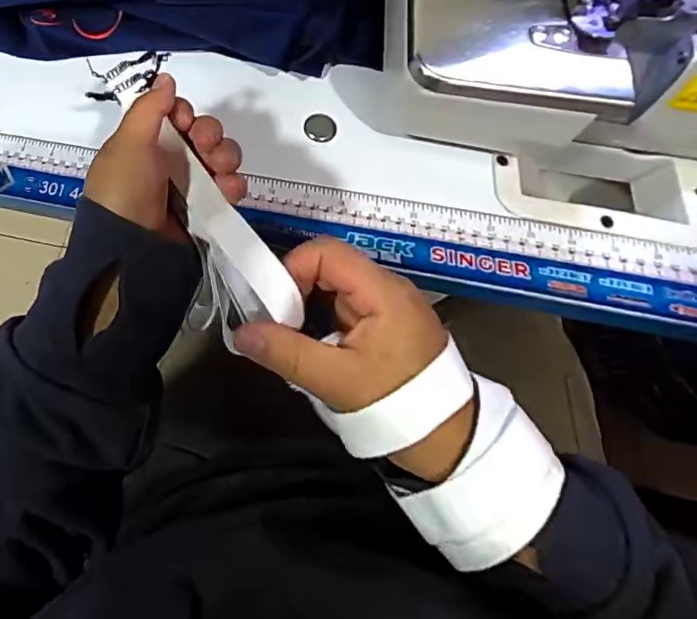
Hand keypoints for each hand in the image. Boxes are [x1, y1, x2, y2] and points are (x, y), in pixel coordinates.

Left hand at [82, 73, 245, 241]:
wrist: (132, 250)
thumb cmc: (125, 188)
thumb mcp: (128, 142)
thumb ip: (149, 107)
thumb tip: (166, 77)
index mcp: (145, 142)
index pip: (177, 115)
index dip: (185, 113)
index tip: (183, 120)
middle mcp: (169, 161)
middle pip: (204, 132)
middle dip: (210, 134)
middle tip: (203, 146)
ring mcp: (190, 186)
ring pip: (222, 156)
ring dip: (226, 157)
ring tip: (217, 171)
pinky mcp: (208, 209)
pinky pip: (230, 187)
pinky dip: (233, 185)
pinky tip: (226, 190)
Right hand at [234, 240, 476, 482]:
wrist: (454, 445)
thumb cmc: (400, 407)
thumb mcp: (337, 382)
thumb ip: (287, 353)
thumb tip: (242, 333)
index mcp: (382, 291)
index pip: (325, 252)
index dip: (292, 269)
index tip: (275, 306)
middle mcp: (388, 286)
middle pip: (328, 264)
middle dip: (296, 289)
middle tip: (278, 324)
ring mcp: (390, 302)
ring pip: (334, 284)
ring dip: (309, 305)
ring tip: (294, 338)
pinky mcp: (390, 320)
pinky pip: (347, 303)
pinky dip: (324, 318)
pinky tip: (316, 346)